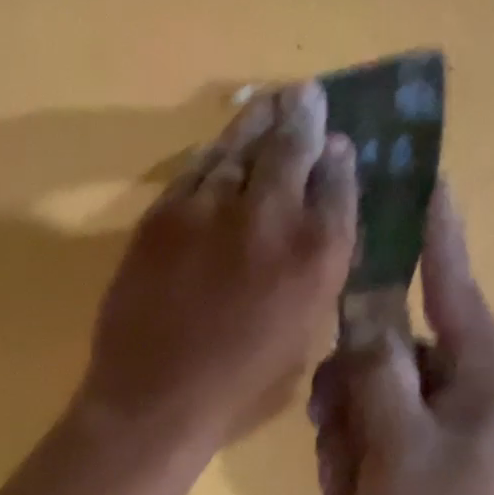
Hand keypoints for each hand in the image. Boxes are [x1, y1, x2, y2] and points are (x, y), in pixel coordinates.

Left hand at [78, 82, 357, 450]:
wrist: (154, 400)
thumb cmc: (236, 392)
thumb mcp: (300, 343)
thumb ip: (311, 284)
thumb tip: (308, 248)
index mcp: (318, 257)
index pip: (339, 187)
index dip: (339, 161)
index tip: (339, 143)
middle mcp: (271, 218)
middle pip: (292, 151)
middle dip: (304, 118)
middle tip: (307, 95)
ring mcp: (211, 211)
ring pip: (239, 150)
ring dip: (257, 123)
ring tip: (270, 104)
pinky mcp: (162, 216)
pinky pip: (193, 172)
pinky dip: (212, 157)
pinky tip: (221, 148)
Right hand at [311, 188, 493, 494]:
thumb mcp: (396, 446)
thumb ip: (376, 373)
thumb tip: (368, 319)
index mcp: (488, 371)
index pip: (454, 281)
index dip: (434, 230)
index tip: (426, 177)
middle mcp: (483, 385)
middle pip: (396, 349)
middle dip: (349, 391)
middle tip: (324, 437)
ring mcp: (468, 422)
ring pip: (384, 394)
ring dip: (348, 434)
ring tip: (339, 486)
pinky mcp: (451, 453)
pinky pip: (394, 430)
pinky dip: (364, 457)